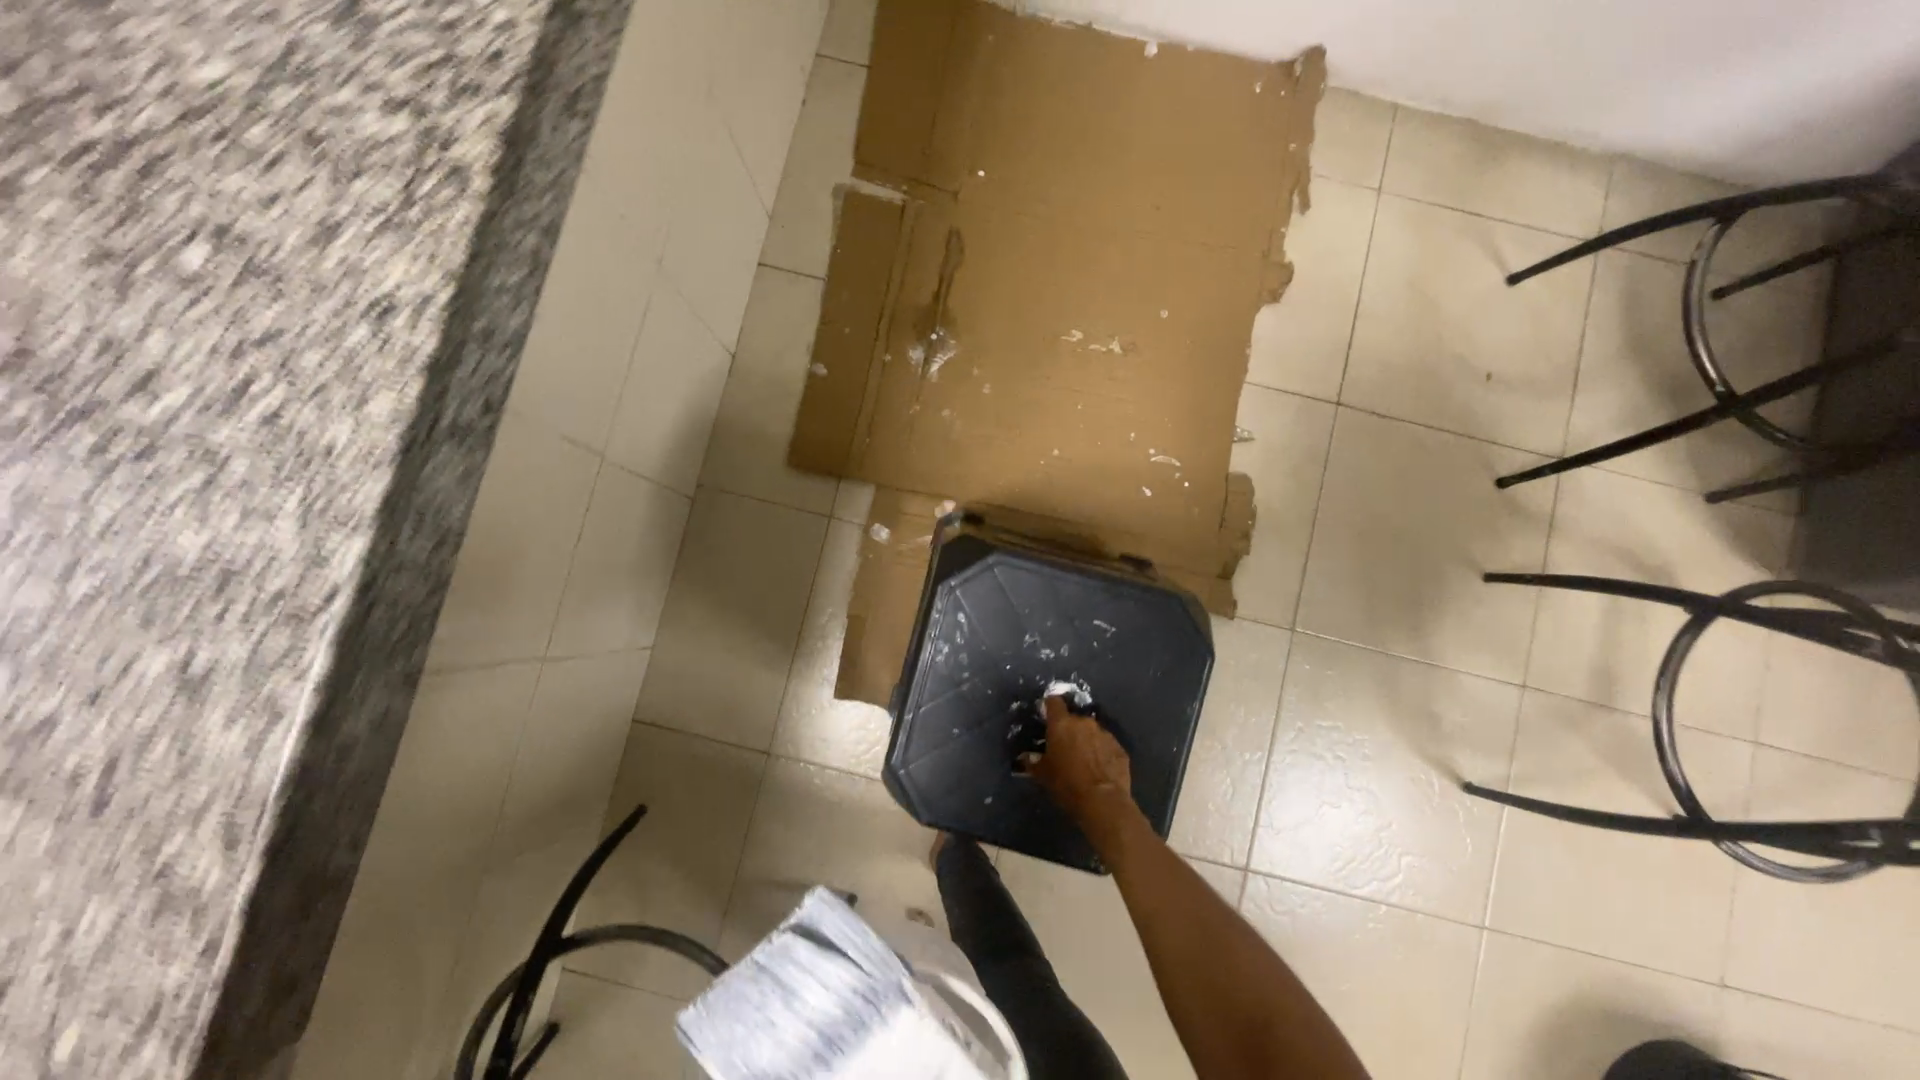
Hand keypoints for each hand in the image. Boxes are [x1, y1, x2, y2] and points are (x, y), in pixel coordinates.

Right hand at [1024, 695, 1136, 829]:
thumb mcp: (1043, 775)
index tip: (1047, 716)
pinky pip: (1106, 746)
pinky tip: (1099, 770)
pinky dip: (1102, 753)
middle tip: (1065, 749)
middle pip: (1074, 720)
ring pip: (1092, 732)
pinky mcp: (1120, 748)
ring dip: (1087, 742)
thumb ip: (1033, 762)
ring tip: (1084, 762)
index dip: (1049, 707)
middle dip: (1069, 731)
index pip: (1054, 702)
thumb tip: (1026, 757)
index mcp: (1062, 725)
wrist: (1103, 801)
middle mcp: (1084, 723)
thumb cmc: (1067, 784)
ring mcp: (1105, 734)